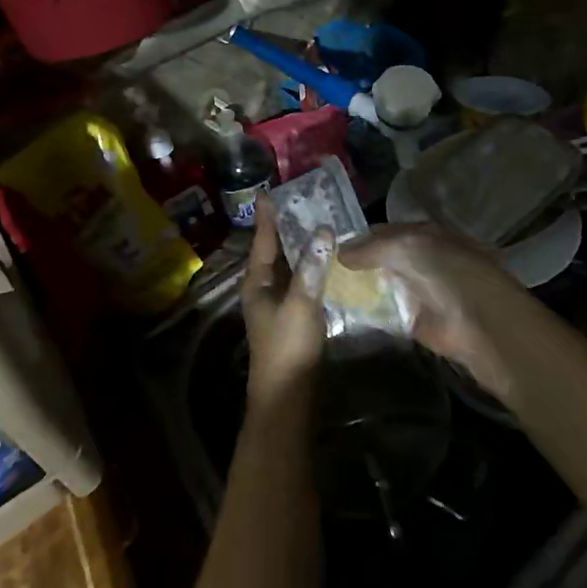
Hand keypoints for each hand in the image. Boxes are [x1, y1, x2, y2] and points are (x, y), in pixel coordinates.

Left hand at [240, 200, 329, 407]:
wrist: (286, 396)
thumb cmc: (287, 347)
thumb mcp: (300, 304)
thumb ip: (311, 268)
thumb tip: (324, 230)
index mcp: (257, 282)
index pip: (263, 240)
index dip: (267, 216)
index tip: (269, 191)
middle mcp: (264, 288)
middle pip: (275, 250)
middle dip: (287, 226)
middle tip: (305, 200)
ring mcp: (277, 303)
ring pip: (288, 266)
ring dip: (301, 246)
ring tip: (319, 222)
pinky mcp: (292, 315)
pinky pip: (301, 281)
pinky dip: (311, 267)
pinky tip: (328, 260)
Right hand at [339, 224, 531, 400]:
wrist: (480, 323)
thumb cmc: (446, 273)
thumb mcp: (406, 248)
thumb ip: (371, 248)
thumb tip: (340, 251)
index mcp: (424, 235)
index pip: (384, 232)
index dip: (359, 238)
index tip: (327, 246)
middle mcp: (421, 260)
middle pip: (382, 260)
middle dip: (356, 264)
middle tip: (321, 269)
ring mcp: (418, 291)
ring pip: (382, 285)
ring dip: (360, 288)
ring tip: (325, 289)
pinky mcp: (415, 322)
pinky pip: (386, 313)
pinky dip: (367, 313)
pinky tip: (341, 312)